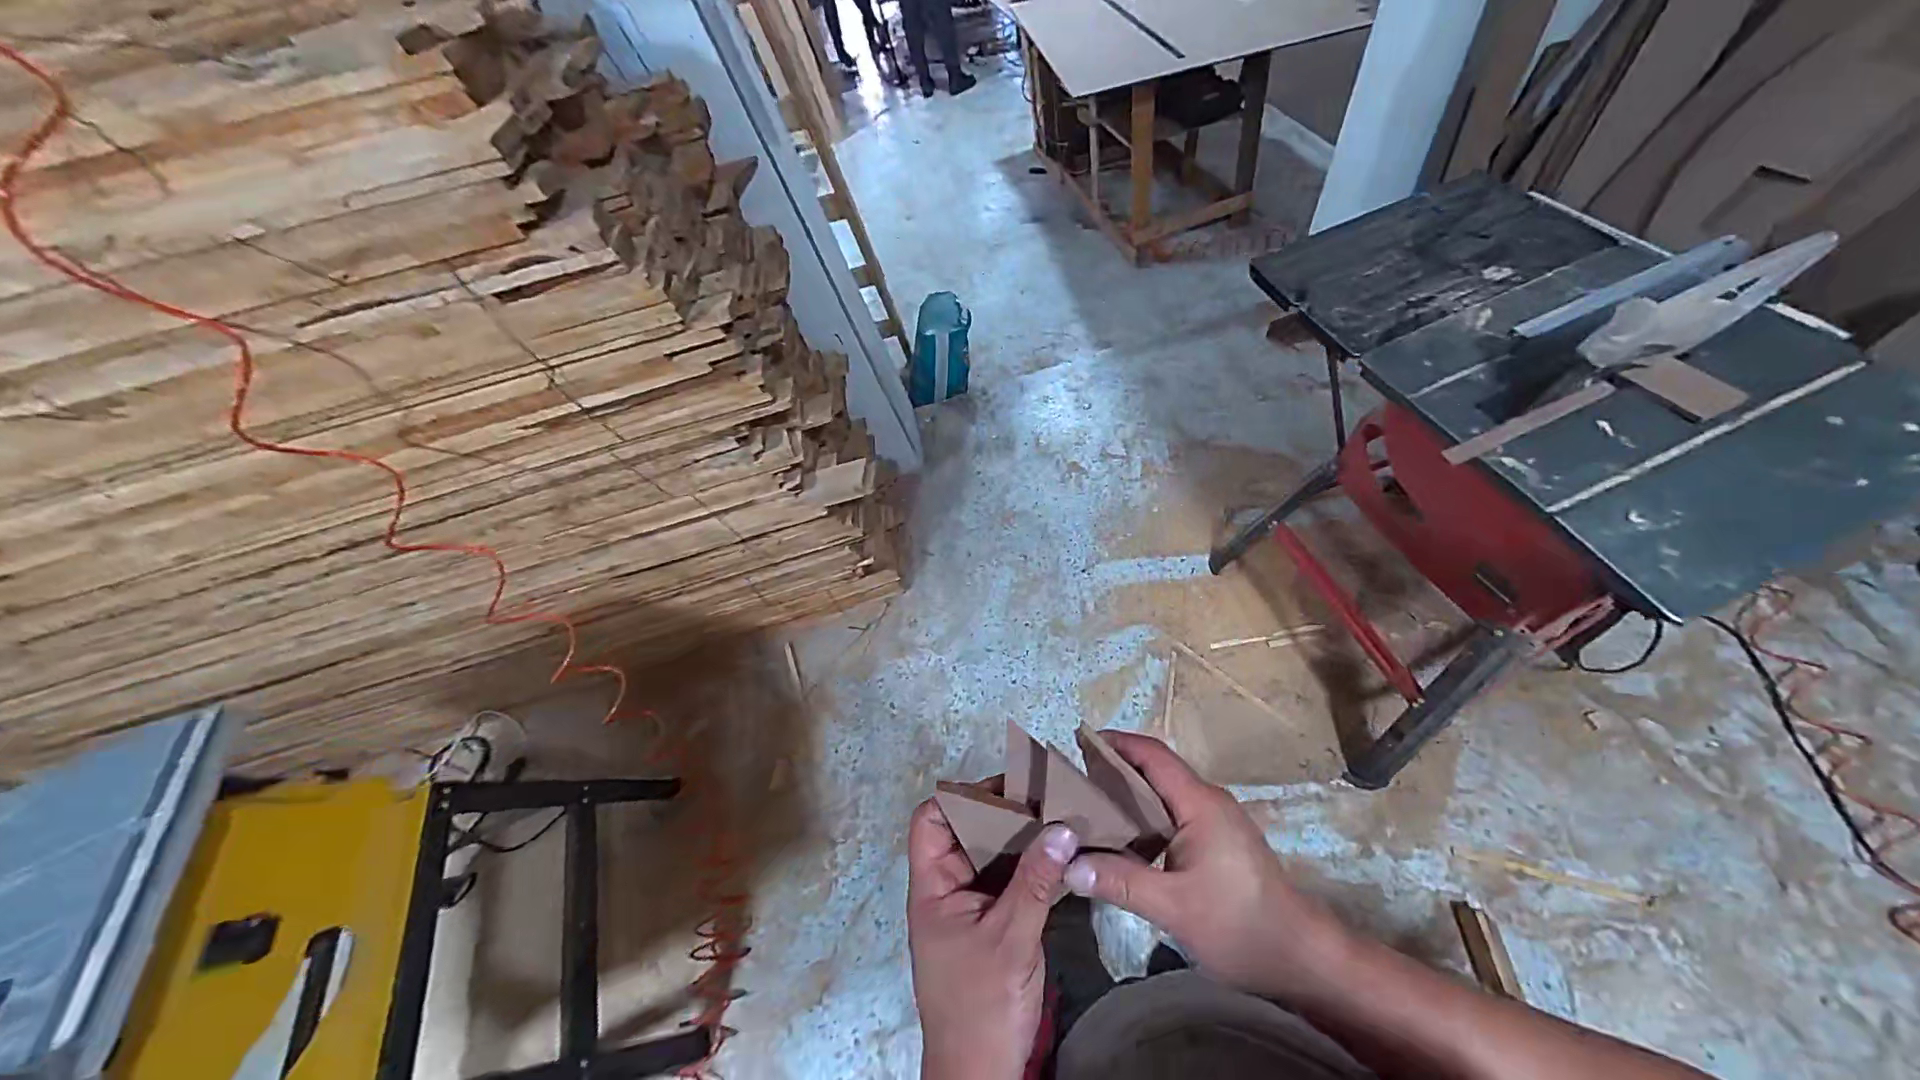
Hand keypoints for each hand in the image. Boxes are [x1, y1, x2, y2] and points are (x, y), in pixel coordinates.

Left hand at [907, 797, 1078, 1079]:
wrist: (980, 1074)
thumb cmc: (982, 1004)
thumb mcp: (1011, 938)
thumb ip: (1036, 881)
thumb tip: (1063, 828)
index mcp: (933, 886)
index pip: (932, 819)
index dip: (961, 798)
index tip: (1007, 791)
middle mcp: (947, 889)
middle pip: (965, 833)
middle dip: (1002, 814)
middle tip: (1043, 799)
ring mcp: (969, 907)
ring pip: (990, 857)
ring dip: (1020, 841)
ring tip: (1058, 818)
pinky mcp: (991, 924)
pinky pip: (1007, 882)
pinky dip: (1030, 867)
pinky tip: (1060, 857)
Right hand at [1062, 732, 1354, 1002]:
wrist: (1302, 958)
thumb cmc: (1240, 925)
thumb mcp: (1173, 907)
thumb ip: (1119, 881)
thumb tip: (1067, 865)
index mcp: (1199, 803)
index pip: (1153, 755)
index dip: (1116, 743)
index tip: (1079, 742)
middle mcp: (1208, 801)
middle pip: (1156, 769)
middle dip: (1115, 768)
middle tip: (1073, 781)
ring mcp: (1216, 821)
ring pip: (1163, 793)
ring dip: (1128, 794)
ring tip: (1088, 808)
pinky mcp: (1219, 841)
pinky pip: (1173, 813)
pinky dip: (1144, 815)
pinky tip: (1123, 838)